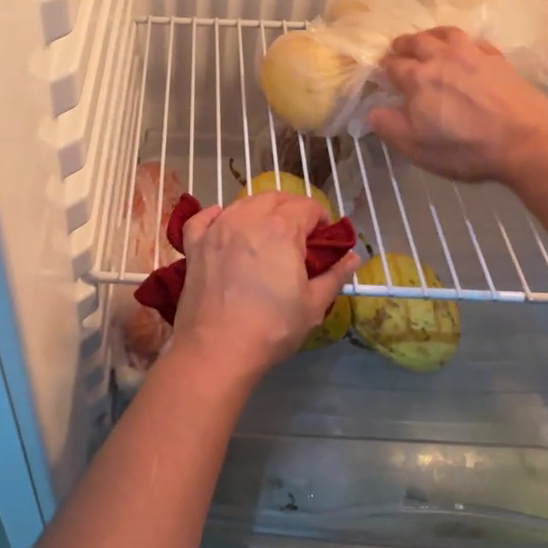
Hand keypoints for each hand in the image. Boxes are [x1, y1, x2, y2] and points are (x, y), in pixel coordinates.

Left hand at [166, 191, 361, 382]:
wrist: (217, 349)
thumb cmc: (272, 327)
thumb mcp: (314, 305)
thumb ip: (336, 275)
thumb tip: (353, 258)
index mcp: (281, 229)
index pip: (308, 207)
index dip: (322, 219)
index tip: (324, 239)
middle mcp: (247, 219)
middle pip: (275, 198)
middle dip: (292, 209)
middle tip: (301, 235)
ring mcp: (216, 230)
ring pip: (242, 203)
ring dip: (260, 210)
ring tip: (267, 233)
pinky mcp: (194, 245)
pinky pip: (203, 218)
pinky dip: (216, 215)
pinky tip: (222, 223)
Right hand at [368, 26, 547, 183]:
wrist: (527, 142)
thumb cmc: (465, 149)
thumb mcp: (416, 148)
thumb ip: (389, 126)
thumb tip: (373, 111)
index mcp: (417, 78)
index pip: (392, 65)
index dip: (384, 69)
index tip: (382, 76)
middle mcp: (442, 58)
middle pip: (417, 40)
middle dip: (403, 45)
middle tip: (399, 51)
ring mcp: (473, 54)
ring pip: (446, 32)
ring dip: (431, 35)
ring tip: (428, 42)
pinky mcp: (499, 59)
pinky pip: (474, 41)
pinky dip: (462, 43)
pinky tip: (465, 52)